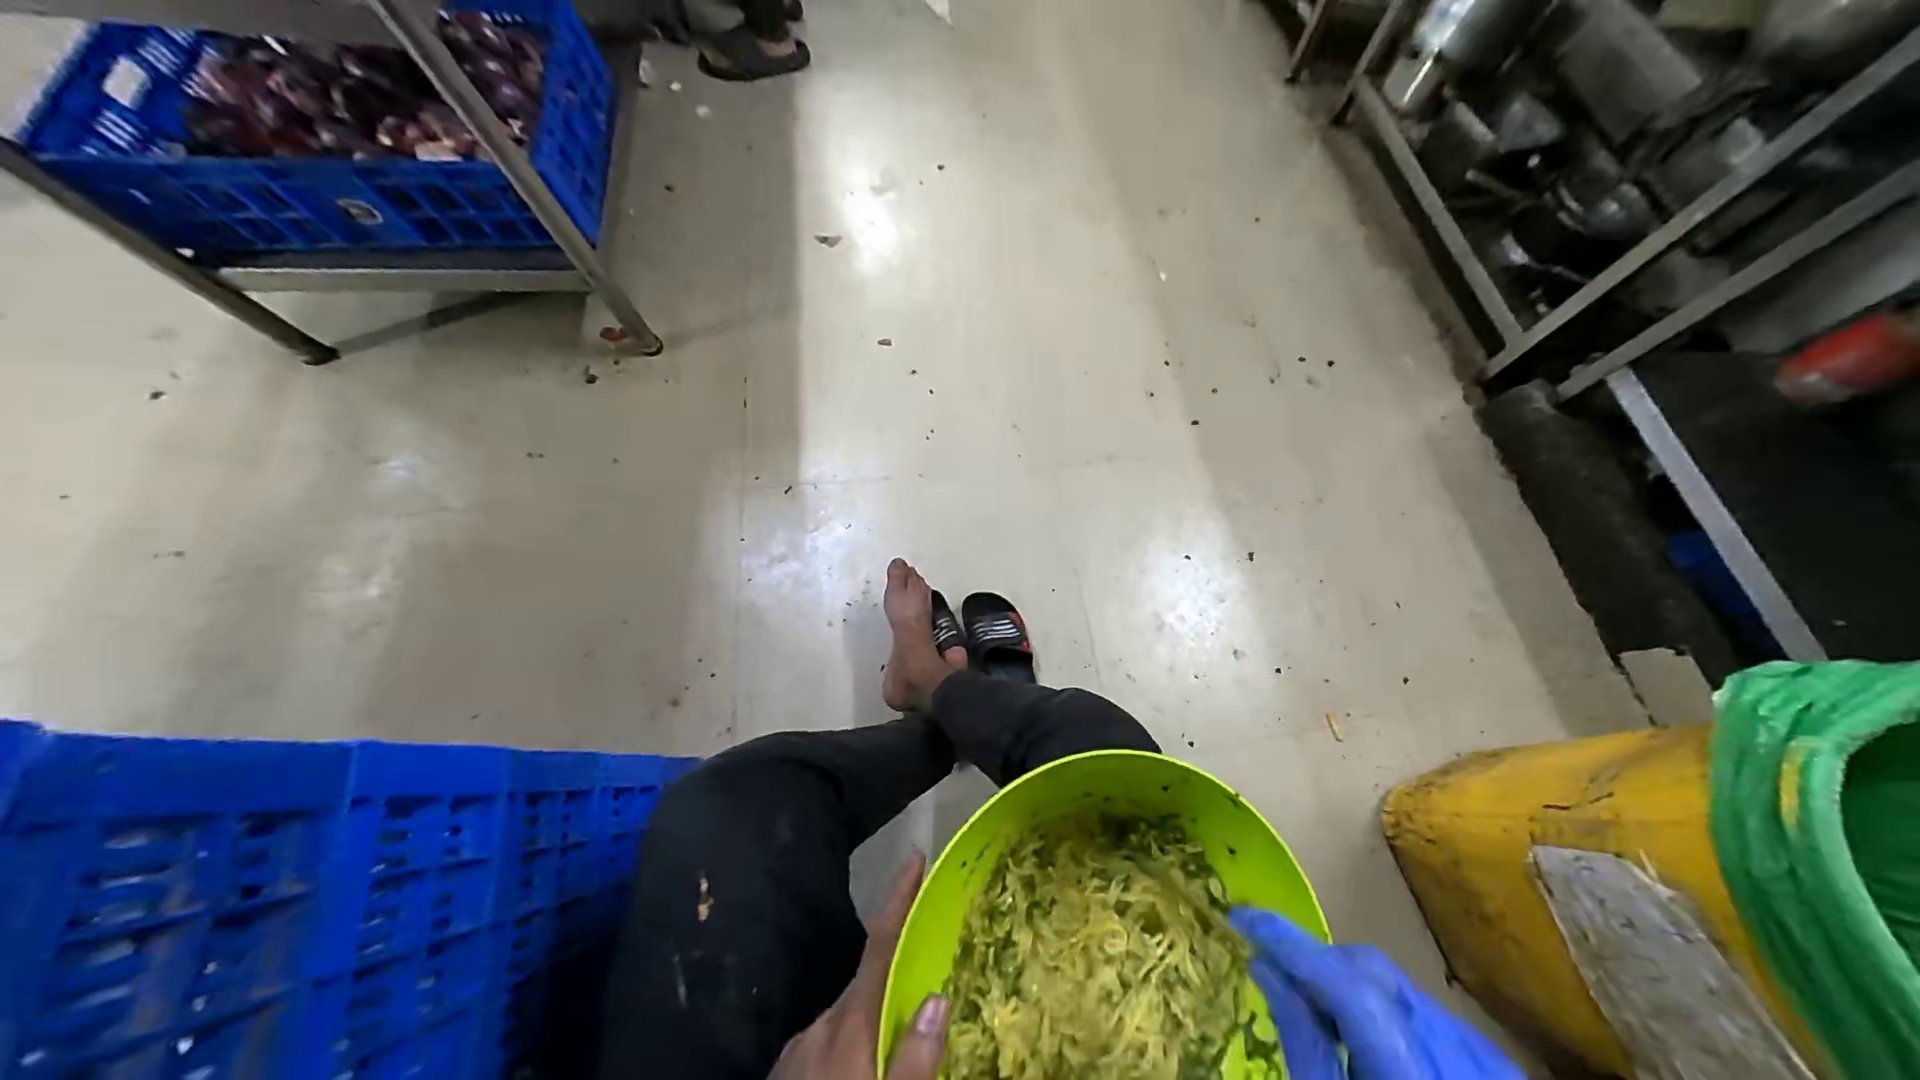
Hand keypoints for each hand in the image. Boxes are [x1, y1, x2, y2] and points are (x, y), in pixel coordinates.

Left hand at [768, 851, 949, 1079]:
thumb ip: (913, 1060)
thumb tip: (937, 998)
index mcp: (848, 1025)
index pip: (879, 944)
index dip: (898, 896)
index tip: (913, 855)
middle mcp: (820, 1025)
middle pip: (867, 985)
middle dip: (895, 980)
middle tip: (927, 995)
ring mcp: (796, 1050)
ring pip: (846, 1020)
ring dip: (870, 1024)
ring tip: (894, 1055)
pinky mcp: (783, 1074)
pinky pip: (825, 1047)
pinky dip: (847, 1051)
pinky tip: (855, 1077)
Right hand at [1230, 908, 1524, 1079]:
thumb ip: (1302, 1040)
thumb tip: (1264, 964)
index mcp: (1411, 1076)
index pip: (1348, 986)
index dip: (1291, 943)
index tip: (1241, 916)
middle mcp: (1456, 1056)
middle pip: (1375, 975)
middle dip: (1316, 962)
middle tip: (1271, 966)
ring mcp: (1484, 1059)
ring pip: (1397, 987)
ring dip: (1346, 984)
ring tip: (1315, 1009)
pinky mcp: (1494, 1065)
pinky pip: (1423, 1011)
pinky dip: (1381, 1008)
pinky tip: (1363, 1037)